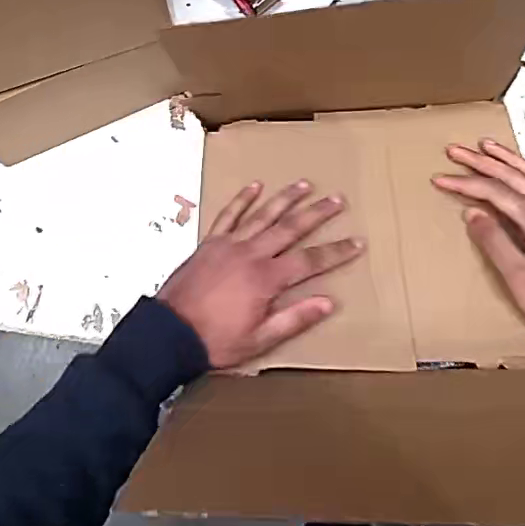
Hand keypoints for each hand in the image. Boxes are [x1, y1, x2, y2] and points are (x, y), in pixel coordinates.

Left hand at [158, 180, 362, 367]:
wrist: (167, 334)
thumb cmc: (214, 340)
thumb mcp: (259, 339)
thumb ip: (295, 318)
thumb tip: (328, 302)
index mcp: (266, 279)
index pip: (310, 261)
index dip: (336, 251)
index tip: (357, 242)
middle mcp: (251, 254)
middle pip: (291, 228)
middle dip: (317, 213)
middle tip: (337, 199)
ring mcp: (229, 245)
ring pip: (264, 215)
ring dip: (286, 198)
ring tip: (305, 184)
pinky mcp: (210, 243)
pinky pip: (228, 215)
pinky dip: (242, 200)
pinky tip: (255, 186)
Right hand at [432, 139, 524, 352]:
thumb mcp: (522, 281)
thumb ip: (496, 243)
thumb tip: (473, 214)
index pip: (496, 192)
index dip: (466, 184)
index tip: (442, 179)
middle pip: (513, 176)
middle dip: (482, 161)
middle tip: (457, 151)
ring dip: (507, 159)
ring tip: (487, 148)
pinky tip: (521, 174)